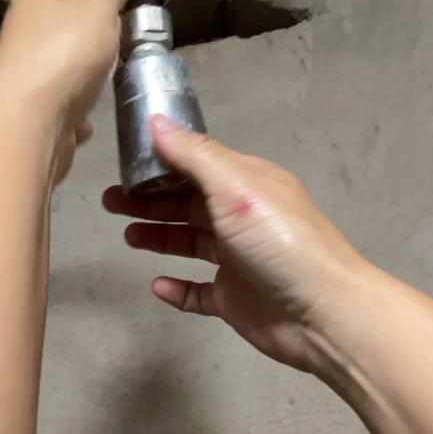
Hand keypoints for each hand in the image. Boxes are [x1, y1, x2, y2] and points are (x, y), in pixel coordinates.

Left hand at [0, 0, 130, 181]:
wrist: (33, 119)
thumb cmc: (66, 51)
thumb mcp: (98, 4)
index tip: (128, 15)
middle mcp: (26, 32)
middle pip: (76, 32)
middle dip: (101, 45)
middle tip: (121, 54)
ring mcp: (28, 75)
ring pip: (70, 72)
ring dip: (90, 81)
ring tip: (105, 87)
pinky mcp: (34, 112)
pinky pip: (65, 108)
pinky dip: (78, 115)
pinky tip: (87, 119)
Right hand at [103, 117, 373, 372]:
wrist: (322, 312)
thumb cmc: (279, 241)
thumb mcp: (235, 187)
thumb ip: (193, 156)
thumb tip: (156, 121)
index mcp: (247, 184)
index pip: (198, 165)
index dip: (161, 164)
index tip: (125, 165)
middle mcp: (242, 218)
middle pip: (188, 204)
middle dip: (150, 201)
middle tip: (111, 202)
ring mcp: (238, 261)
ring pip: (190, 244)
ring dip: (160, 238)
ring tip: (128, 237)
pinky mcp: (235, 299)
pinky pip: (198, 292)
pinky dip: (178, 288)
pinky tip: (158, 285)